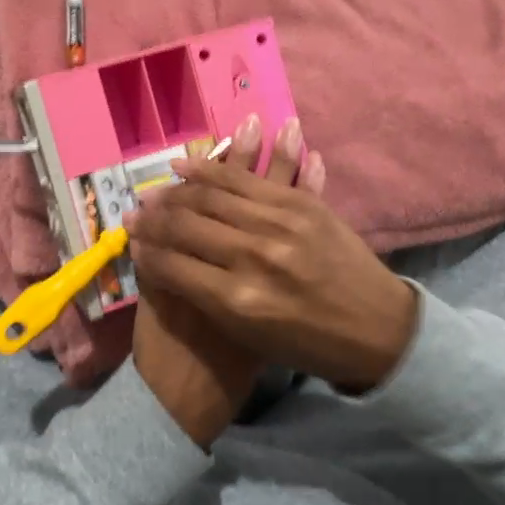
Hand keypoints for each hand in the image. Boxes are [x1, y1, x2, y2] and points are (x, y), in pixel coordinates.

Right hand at [127, 120, 417, 394]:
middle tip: (141, 204)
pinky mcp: (304, 207)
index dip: (144, 245)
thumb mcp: (245, 335)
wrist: (376, 333)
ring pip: (216, 191)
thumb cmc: (303, 346)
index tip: (128, 233)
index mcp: (236, 299)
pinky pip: (254, 177)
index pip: (170, 260)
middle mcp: (255, 256)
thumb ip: (199, 295)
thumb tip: (156, 257)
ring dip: (185, 180)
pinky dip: (228, 163)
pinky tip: (207, 157)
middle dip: (157, 211)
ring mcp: (282, 226)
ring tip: (167, 171)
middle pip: (188, 221)